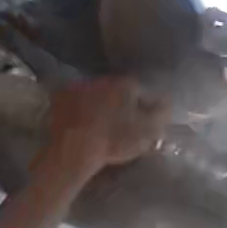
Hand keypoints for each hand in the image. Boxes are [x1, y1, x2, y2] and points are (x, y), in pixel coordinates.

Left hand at [36, 77, 168, 182]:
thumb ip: (160, 113)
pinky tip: (79, 122)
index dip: (141, 105)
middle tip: (118, 121)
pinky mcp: (60, 96)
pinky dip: (77, 108)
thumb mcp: (147, 130)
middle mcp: (102, 78)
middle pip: (115, 88)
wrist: (74, 149)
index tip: (140, 120)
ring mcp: (79, 85)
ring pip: (94, 92)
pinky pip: (74, 99)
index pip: (139, 89)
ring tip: (98, 123)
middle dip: (118, 101)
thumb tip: (167, 99)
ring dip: (97, 103)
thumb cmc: (114, 140)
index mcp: (125, 84)